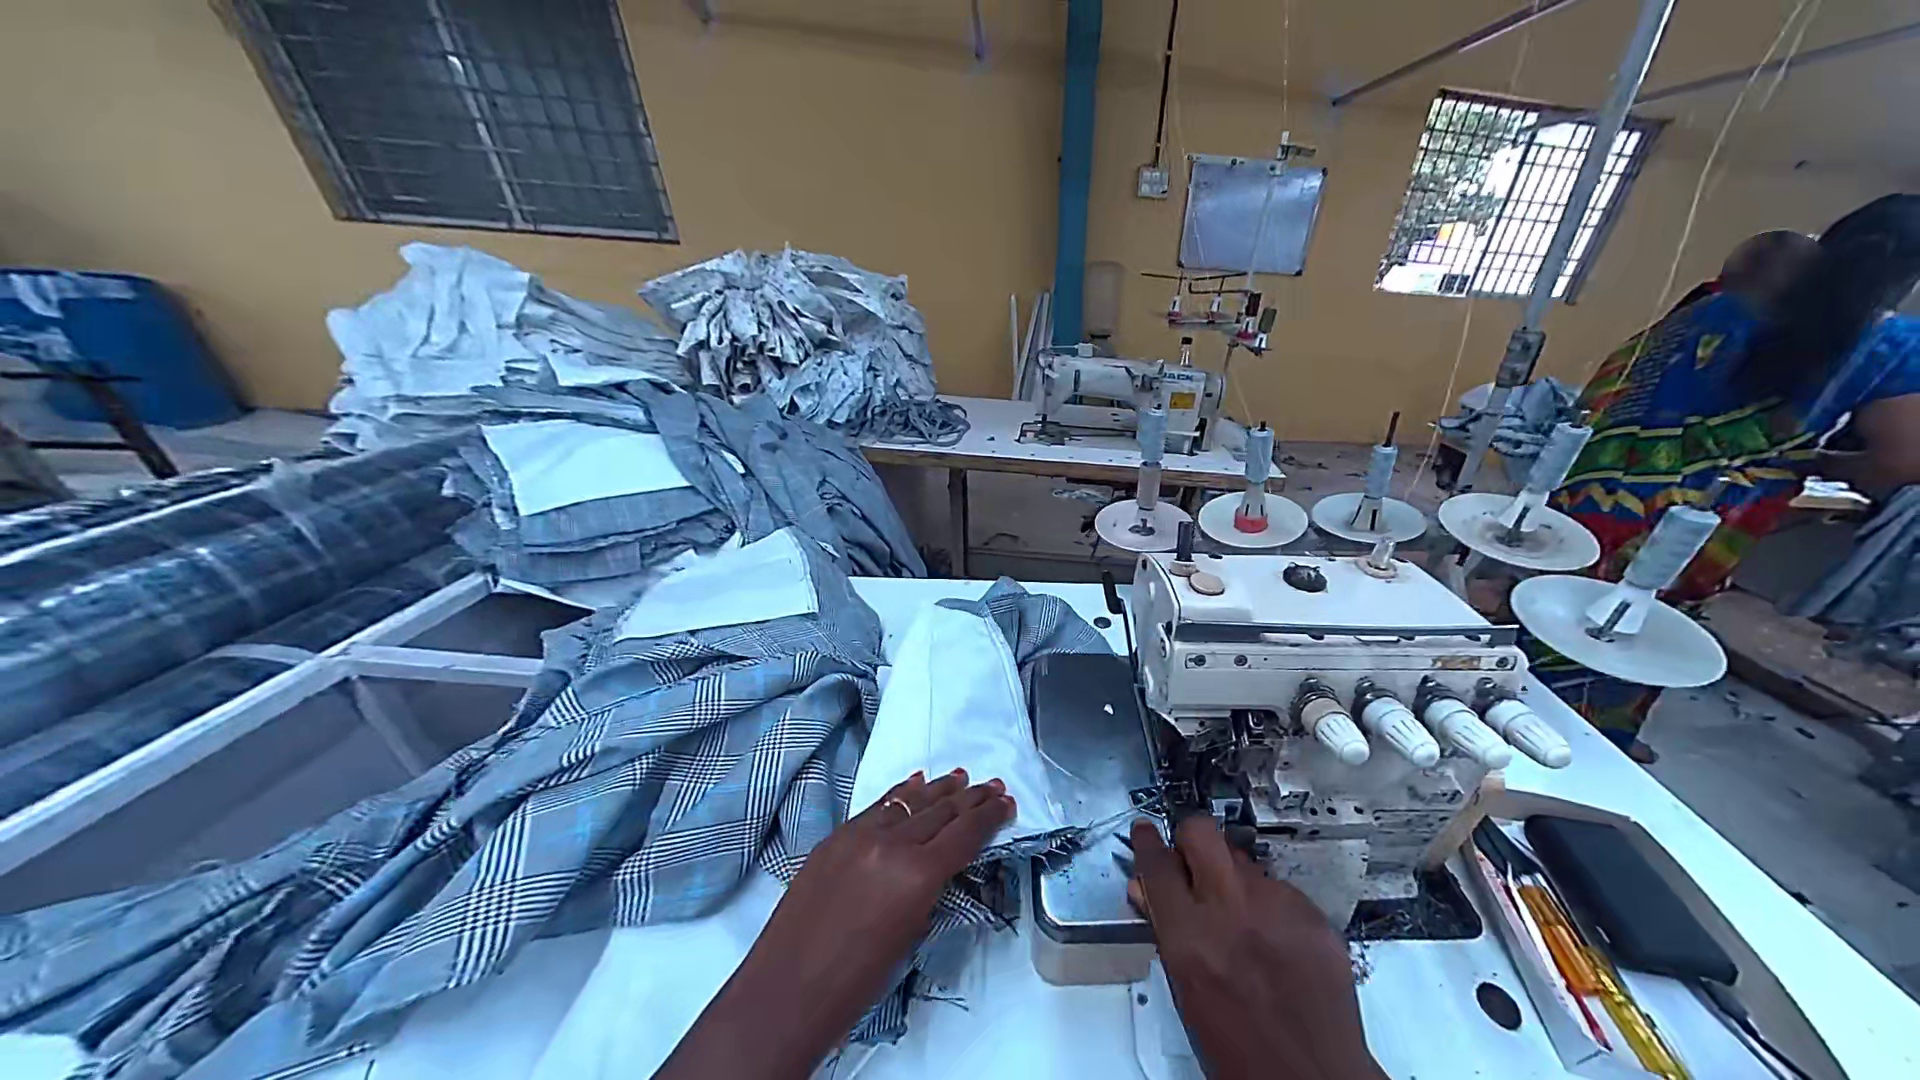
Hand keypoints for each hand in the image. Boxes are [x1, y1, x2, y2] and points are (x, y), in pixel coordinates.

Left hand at [657, 769, 1014, 1078]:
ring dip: (938, 789)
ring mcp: (859, 835)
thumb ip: (929, 888)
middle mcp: (891, 844)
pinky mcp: (836, 836)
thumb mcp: (910, 934)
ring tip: (962, 777)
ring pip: (909, 801)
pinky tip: (914, 783)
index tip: (1006, 803)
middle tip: (993, 786)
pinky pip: (877, 807)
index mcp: (917, 875)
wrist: (788, 990)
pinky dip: (900, 794)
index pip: (964, 834)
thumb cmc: (857, 982)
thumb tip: (941, 861)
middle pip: (941, 810)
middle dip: (971, 798)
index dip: (989, 816)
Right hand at [1128, 816, 1387, 1079]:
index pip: (1157, 863)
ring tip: (1239, 912)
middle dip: (1191, 838)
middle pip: (1200, 832)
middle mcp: (1232, 913)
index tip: (1145, 832)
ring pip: (1243, 859)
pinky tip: (1273, 935)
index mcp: (1190, 938)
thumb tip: (1146, 890)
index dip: (1147, 842)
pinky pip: (1281, 887)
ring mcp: (1277, 910)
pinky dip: (1271, 902)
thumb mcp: (1184, 990)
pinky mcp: (1314, 917)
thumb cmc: (1240, 1051)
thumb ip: (1165, 930)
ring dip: (1233, 876)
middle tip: (1192, 858)